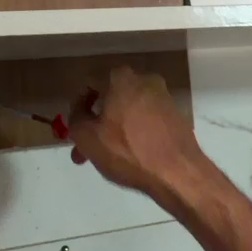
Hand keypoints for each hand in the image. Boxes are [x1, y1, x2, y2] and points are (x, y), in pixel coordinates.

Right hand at [66, 65, 217, 208]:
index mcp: (121, 77)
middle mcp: (144, 79)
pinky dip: (134, 132)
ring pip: (127, 110)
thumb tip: (80, 111)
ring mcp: (163, 96)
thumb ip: (75, 119)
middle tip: (84, 149)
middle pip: (109, 98)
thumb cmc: (127, 151)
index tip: (74, 129)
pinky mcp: (175, 114)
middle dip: (94, 123)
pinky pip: (145, 119)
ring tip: (104, 157)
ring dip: (113, 130)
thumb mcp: (87, 137)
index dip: (76, 106)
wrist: (177, 172)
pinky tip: (129, 154)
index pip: (88, 83)